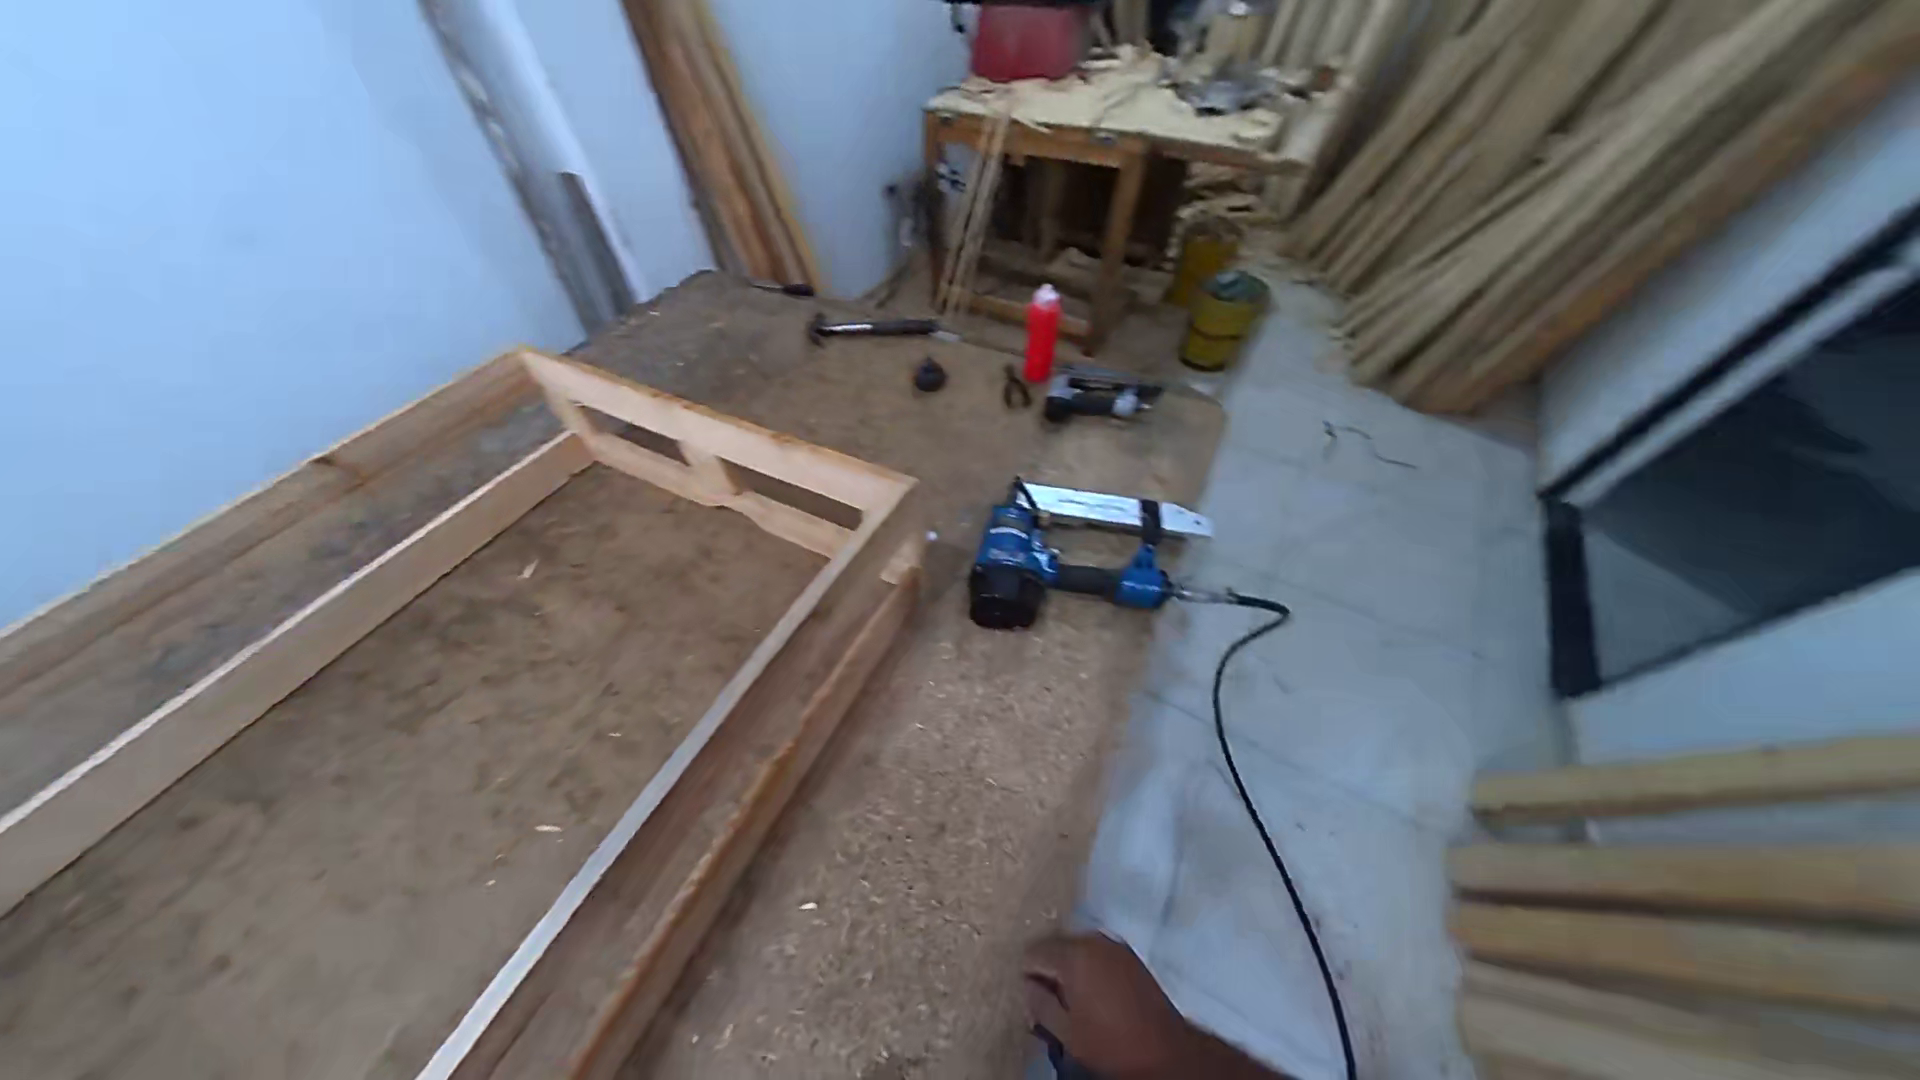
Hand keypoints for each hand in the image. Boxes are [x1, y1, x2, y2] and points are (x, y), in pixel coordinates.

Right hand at [1021, 933, 1195, 1079]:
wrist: (1167, 1054)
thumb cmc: (1111, 1045)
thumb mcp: (1067, 1032)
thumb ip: (1040, 1004)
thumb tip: (1028, 985)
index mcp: (1074, 954)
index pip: (1035, 950)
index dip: (1028, 973)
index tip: (1031, 995)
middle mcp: (1092, 938)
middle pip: (1057, 945)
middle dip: (1050, 968)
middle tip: (1049, 998)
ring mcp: (1113, 944)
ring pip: (1078, 947)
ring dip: (1070, 966)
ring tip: (1072, 997)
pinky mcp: (1129, 954)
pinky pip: (1097, 952)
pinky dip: (1090, 966)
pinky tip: (1094, 992)